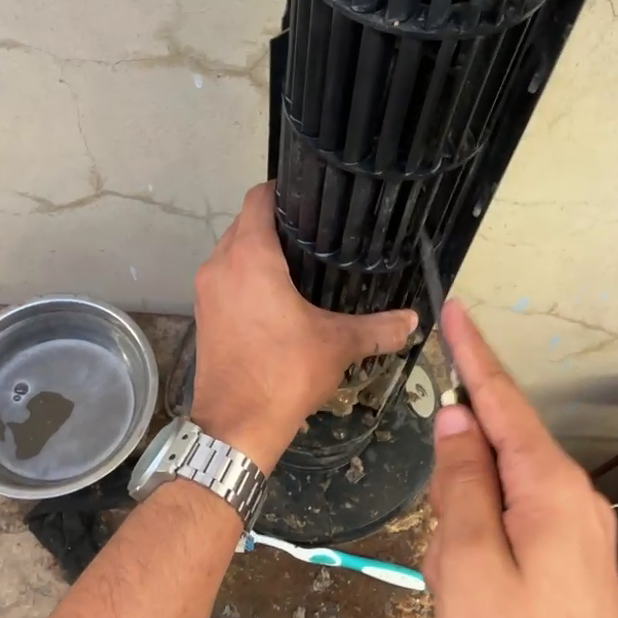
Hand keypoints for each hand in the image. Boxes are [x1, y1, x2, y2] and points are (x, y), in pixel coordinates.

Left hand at [190, 183, 416, 472]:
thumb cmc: (284, 373)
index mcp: (249, 256)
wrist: (236, 426)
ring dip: (259, 253)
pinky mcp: (205, 316)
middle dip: (277, 225)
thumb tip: (413, 320)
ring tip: (301, 264)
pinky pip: (226, 280)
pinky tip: (278, 297)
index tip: (313, 198)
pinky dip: (246, 279)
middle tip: (318, 233)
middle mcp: (220, 265)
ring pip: (232, 254)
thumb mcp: (337, 345)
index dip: (285, 191)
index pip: (259, 198)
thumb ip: (377, 327)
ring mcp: (207, 292)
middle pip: (245, 224)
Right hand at [423, 300, 617, 617]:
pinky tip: (474, 565)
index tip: (456, 308)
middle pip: (503, 442)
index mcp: (548, 486)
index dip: (474, 353)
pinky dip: (486, 520)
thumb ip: (461, 481)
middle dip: (459, 459)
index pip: (502, 400)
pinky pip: (520, 512)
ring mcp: (579, 526)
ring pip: (507, 481)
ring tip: (456, 567)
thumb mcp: (469, 561)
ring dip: (469, 501)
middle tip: (440, 531)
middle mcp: (572, 494)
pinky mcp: (575, 555)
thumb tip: (457, 415)